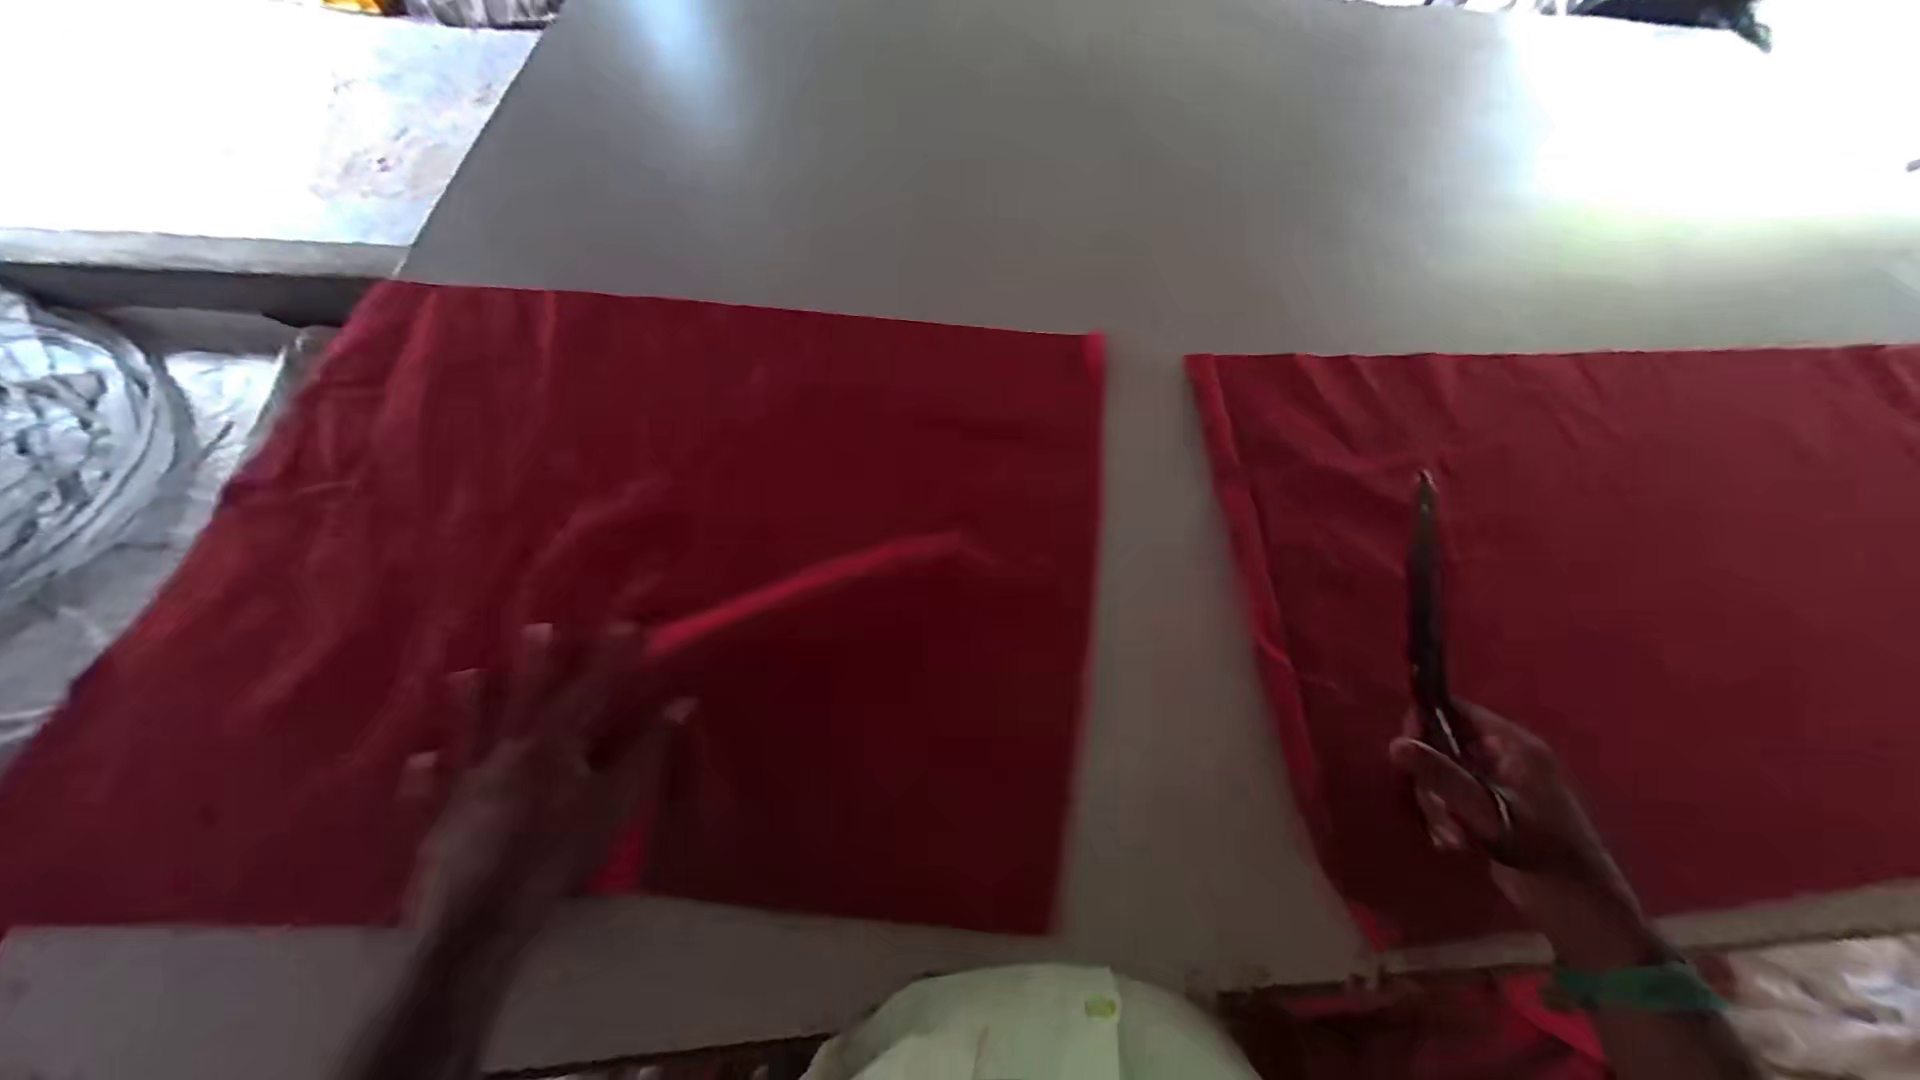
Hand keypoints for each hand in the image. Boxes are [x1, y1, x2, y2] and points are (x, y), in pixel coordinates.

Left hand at [408, 623, 683, 945]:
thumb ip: (647, 749)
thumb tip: (679, 702)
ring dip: (470, 702)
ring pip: (470, 733)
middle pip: (523, 698)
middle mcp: (505, 752)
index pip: (590, 689)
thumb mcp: (616, 800)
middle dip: (537, 662)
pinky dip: (425, 772)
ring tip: (467, 674)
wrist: (481, 917)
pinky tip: (419, 760)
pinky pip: (430, 788)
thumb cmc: (558, 853)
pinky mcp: (441, 820)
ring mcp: (466, 784)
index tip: (629, 626)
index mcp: (552, 745)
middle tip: (538, 627)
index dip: (611, 657)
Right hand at [1389, 703, 1661, 966]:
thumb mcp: (1488, 814)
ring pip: (1439, 775)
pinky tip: (1454, 844)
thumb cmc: (1543, 856)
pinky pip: (1447, 798)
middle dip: (1430, 780)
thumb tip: (1394, 743)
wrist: (1583, 917)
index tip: (1406, 752)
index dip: (1424, 723)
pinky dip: (1443, 819)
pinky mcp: (1489, 810)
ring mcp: (1496, 784)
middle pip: (1440, 744)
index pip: (1455, 710)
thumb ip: (1442, 776)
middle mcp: (1504, 757)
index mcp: (1515, 746)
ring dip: (1436, 807)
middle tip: (1439, 810)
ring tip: (1453, 837)